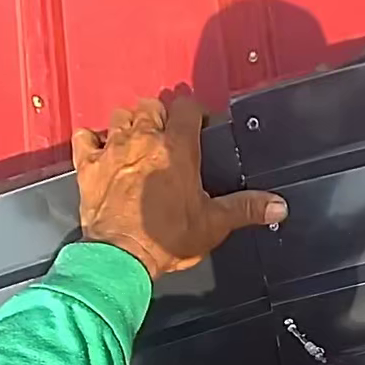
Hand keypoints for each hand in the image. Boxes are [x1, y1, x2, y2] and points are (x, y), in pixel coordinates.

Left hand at [71, 93, 286, 278]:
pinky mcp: (89, 167)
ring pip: (120, 116)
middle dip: (159, 117)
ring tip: (136, 142)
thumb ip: (246, 209)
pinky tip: (100, 149)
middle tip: (165, 138)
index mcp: (177, 148)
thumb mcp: (213, 225)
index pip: (187, 107)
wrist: (122, 257)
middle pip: (151, 107)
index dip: (193, 113)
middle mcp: (143, 140)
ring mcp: (113, 150)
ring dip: (128, 124)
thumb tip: (279, 205)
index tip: (196, 126)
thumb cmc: (165, 239)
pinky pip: (85, 138)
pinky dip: (92, 140)